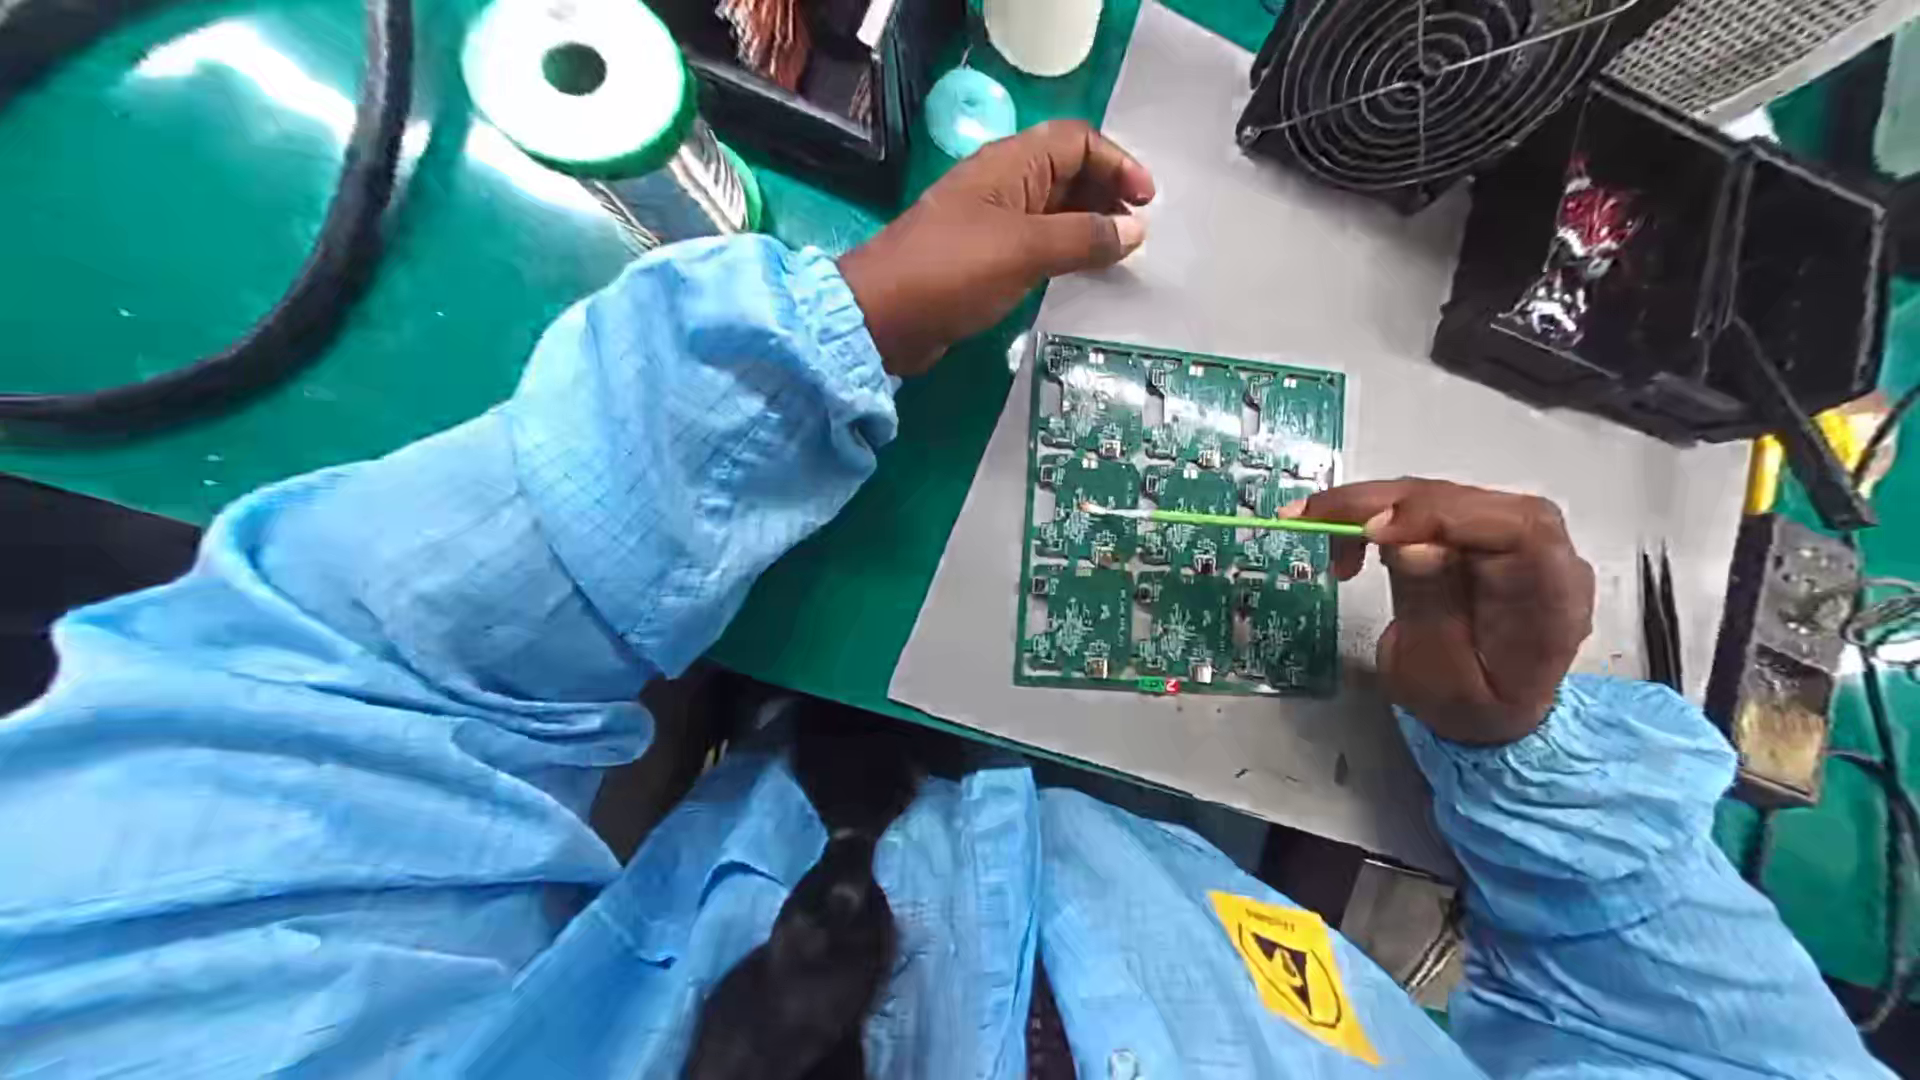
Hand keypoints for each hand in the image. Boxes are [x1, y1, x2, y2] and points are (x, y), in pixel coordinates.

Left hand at [839, 120, 1154, 375]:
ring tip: (1117, 257)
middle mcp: (1001, 187)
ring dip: (1085, 229)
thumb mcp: (1024, 249)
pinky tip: (1078, 277)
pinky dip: (1060, 256)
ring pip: (1051, 215)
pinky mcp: (980, 262)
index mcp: (1009, 165)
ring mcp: (989, 225)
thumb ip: (1082, 238)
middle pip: (1066, 176)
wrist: (886, 317)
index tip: (1146, 202)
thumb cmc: (953, 272)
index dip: (1117, 164)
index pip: (1076, 143)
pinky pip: (1032, 248)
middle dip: (1105, 197)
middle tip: (1136, 234)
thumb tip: (1133, 231)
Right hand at [1295, 479, 1595, 745]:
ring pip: (1434, 497)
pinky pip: (1420, 511)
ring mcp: (1502, 543)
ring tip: (1313, 526)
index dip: (1440, 517)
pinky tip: (1347, 543)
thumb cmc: (1470, 709)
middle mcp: (1538, 556)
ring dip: (1366, 506)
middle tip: (1310, 515)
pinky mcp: (1468, 540)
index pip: (1513, 528)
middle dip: (1381, 502)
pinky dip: (1373, 516)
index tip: (1371, 532)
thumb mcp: (1442, 677)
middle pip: (1465, 500)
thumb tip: (1410, 544)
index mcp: (1549, 595)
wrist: (1486, 718)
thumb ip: (1431, 610)